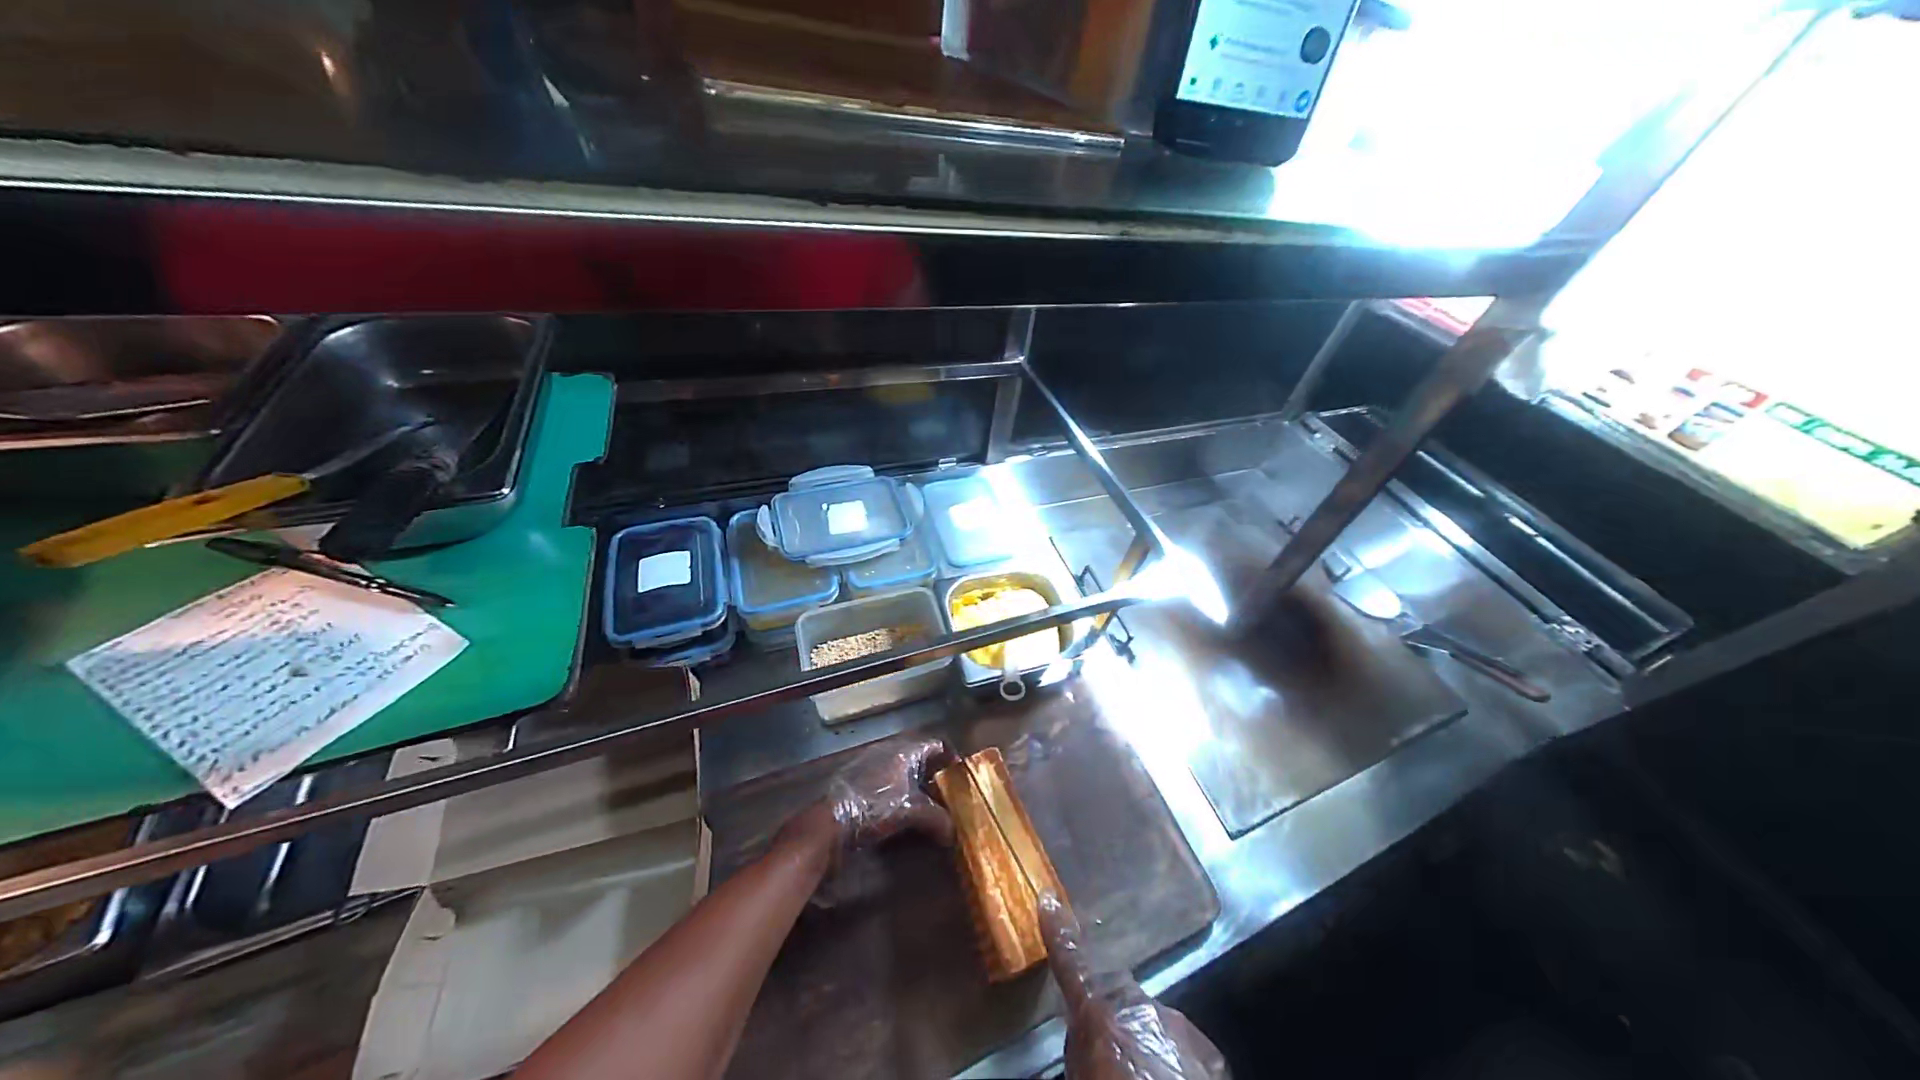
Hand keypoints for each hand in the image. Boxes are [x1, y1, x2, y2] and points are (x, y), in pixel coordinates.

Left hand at [823, 734, 956, 851]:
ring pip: (903, 769)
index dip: (949, 757)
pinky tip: (903, 808)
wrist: (830, 822)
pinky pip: (888, 780)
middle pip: (919, 757)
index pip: (934, 745)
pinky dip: (900, 790)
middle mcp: (888, 751)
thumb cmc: (874, 808)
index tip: (961, 773)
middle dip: (934, 772)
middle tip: (948, 790)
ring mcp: (871, 764)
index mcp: (903, 752)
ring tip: (929, 802)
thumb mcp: (911, 813)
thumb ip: (936, 819)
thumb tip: (953, 834)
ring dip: (916, 783)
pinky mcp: (859, 780)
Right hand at [1038, 893, 1229, 1079]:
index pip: (1073, 964)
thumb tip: (1085, 1033)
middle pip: (1118, 995)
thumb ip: (1080, 1046)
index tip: (1049, 899)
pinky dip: (1171, 1059)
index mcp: (1101, 1017)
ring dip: (1142, 1040)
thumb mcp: (1080, 1074)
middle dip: (1110, 1013)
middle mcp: (1141, 1009)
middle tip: (1104, 1053)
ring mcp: (1179, 1028)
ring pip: (1151, 1021)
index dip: (1059, 932)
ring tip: (1138, 1076)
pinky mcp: (1210, 1055)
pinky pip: (1180, 1045)